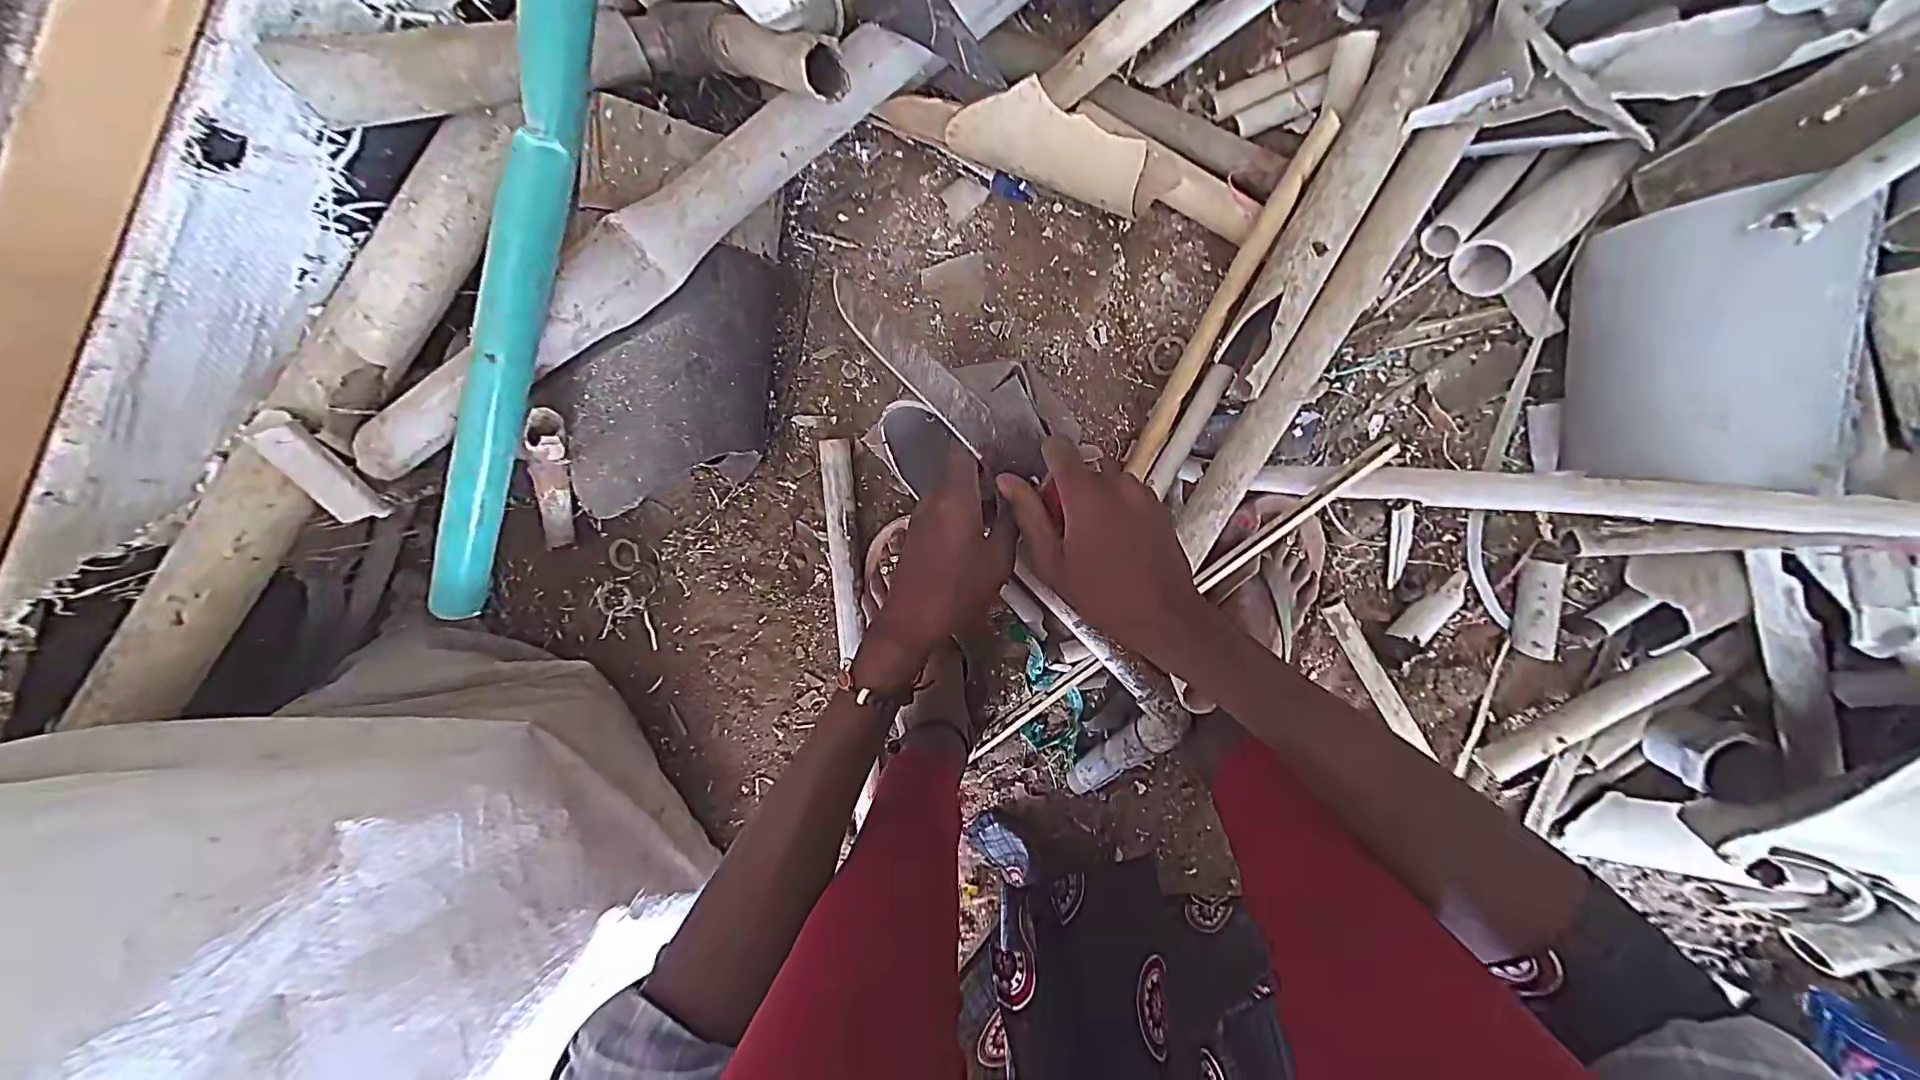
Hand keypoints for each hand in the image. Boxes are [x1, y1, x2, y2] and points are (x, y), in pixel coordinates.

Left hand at [854, 445, 1014, 690]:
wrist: (911, 622)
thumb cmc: (953, 594)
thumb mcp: (998, 559)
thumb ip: (1010, 523)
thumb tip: (1016, 502)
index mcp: (954, 499)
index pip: (965, 452)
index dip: (988, 449)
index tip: (1007, 456)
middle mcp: (933, 502)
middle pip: (959, 472)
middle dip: (986, 477)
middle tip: (1012, 488)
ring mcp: (921, 518)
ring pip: (951, 493)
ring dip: (974, 498)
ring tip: (1000, 515)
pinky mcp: (917, 535)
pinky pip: (942, 512)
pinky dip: (961, 515)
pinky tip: (980, 536)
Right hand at [997, 438, 1213, 672]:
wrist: (1162, 614)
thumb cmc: (1107, 596)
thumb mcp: (1051, 561)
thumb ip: (1028, 514)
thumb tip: (1010, 484)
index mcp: (1086, 494)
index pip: (1058, 448)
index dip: (1044, 462)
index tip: (1040, 485)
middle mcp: (1118, 485)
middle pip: (1082, 467)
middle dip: (1068, 490)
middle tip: (1063, 528)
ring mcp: (1141, 494)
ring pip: (1105, 481)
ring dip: (1093, 500)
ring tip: (1089, 541)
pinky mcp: (1157, 506)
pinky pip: (1127, 496)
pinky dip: (1116, 510)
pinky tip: (1112, 544)